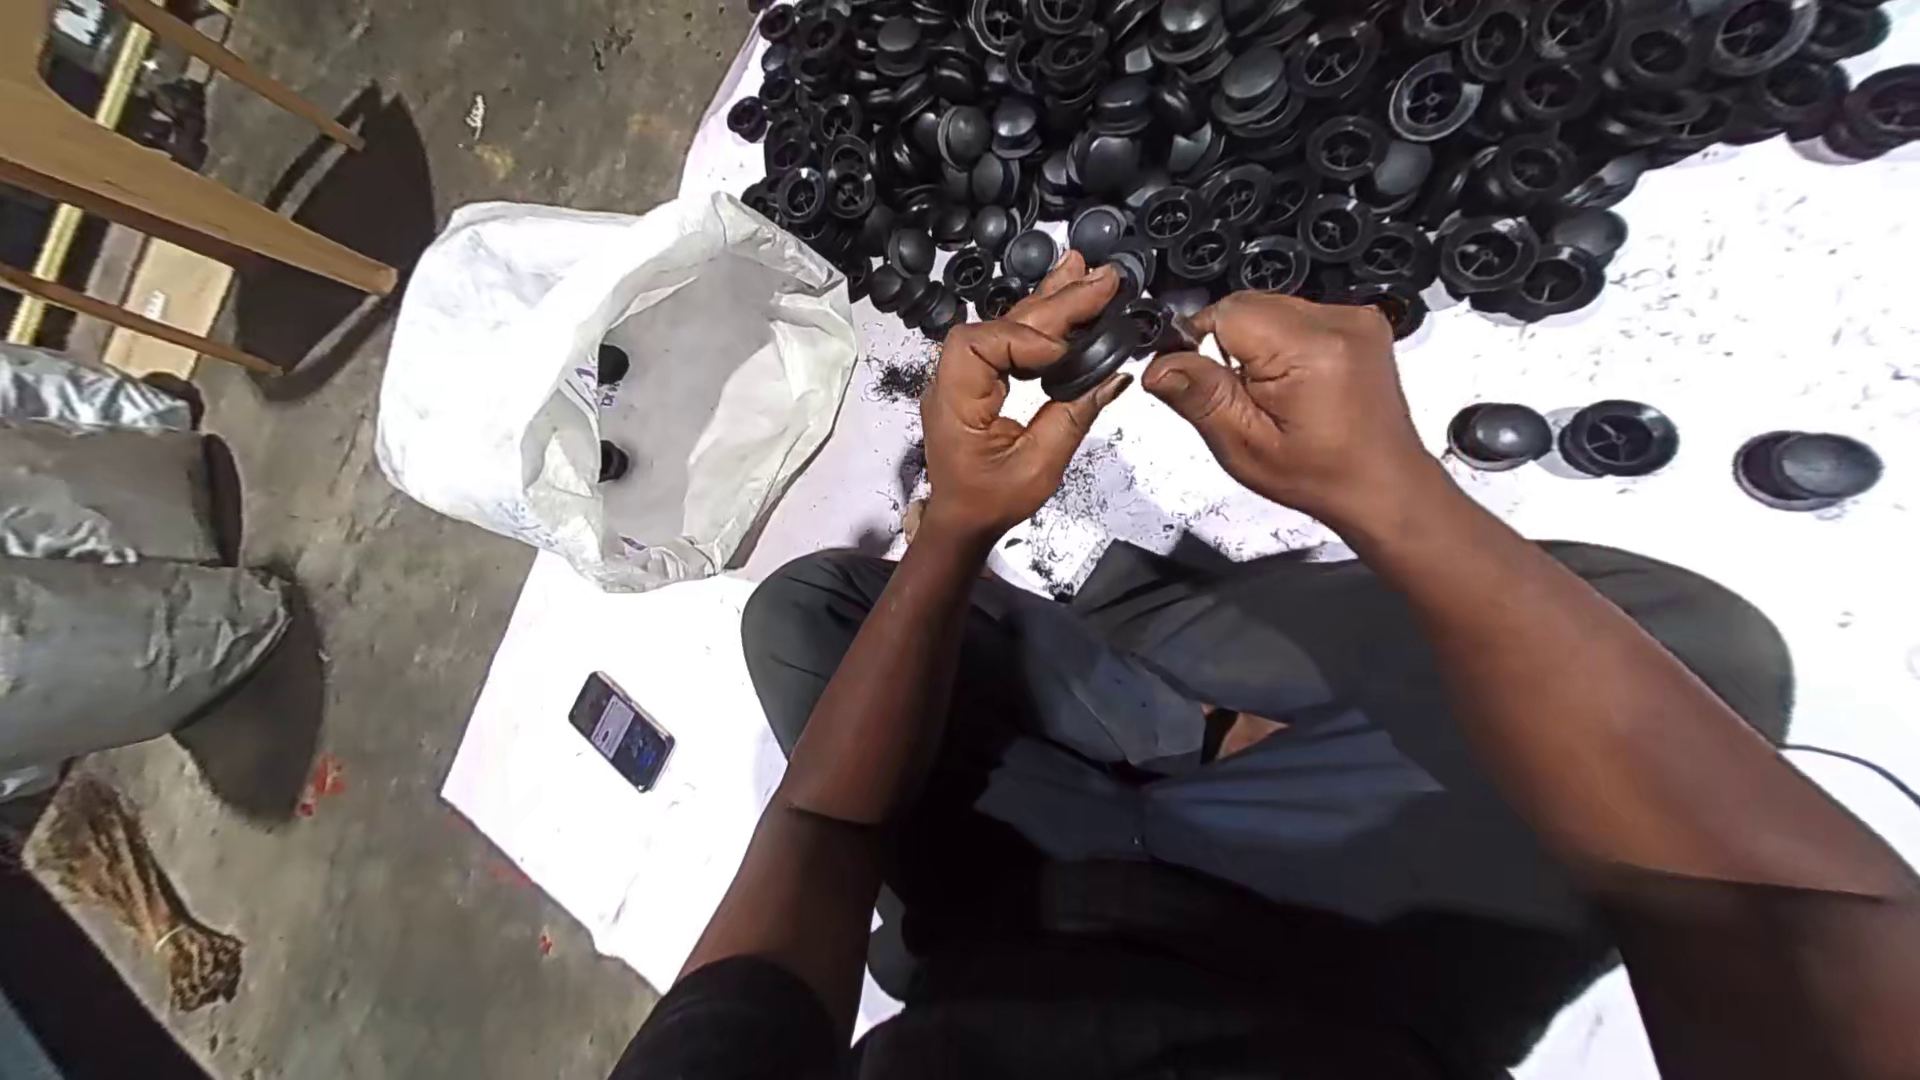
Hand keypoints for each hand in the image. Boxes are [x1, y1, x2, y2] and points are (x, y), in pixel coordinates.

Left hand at [920, 252, 1130, 541]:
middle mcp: (951, 383)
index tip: (1066, 351)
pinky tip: (1065, 300)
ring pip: (1005, 326)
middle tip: (1101, 282)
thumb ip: (1073, 417)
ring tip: (1086, 274)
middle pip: (1000, 325)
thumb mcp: (1038, 468)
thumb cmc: (989, 503)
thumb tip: (1112, 376)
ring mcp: (963, 379)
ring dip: (1048, 302)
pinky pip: (1007, 341)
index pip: (979, 345)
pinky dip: (1039, 322)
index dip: (1025, 337)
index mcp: (954, 405)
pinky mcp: (978, 381)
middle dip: (1053, 305)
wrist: (964, 520)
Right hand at [1142, 291, 1444, 531]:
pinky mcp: (1356, 323)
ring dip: (1250, 346)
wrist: (1378, 484)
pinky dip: (1275, 345)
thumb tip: (1158, 366)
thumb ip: (1199, 397)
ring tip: (1264, 394)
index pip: (1225, 311)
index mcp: (1311, 350)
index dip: (1197, 342)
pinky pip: (1292, 317)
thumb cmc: (1318, 474)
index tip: (1196, 380)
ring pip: (1266, 309)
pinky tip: (1284, 383)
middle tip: (1234, 397)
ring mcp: (1352, 319)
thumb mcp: (1242, 445)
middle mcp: (1338, 323)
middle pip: (1245, 305)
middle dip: (1224, 346)